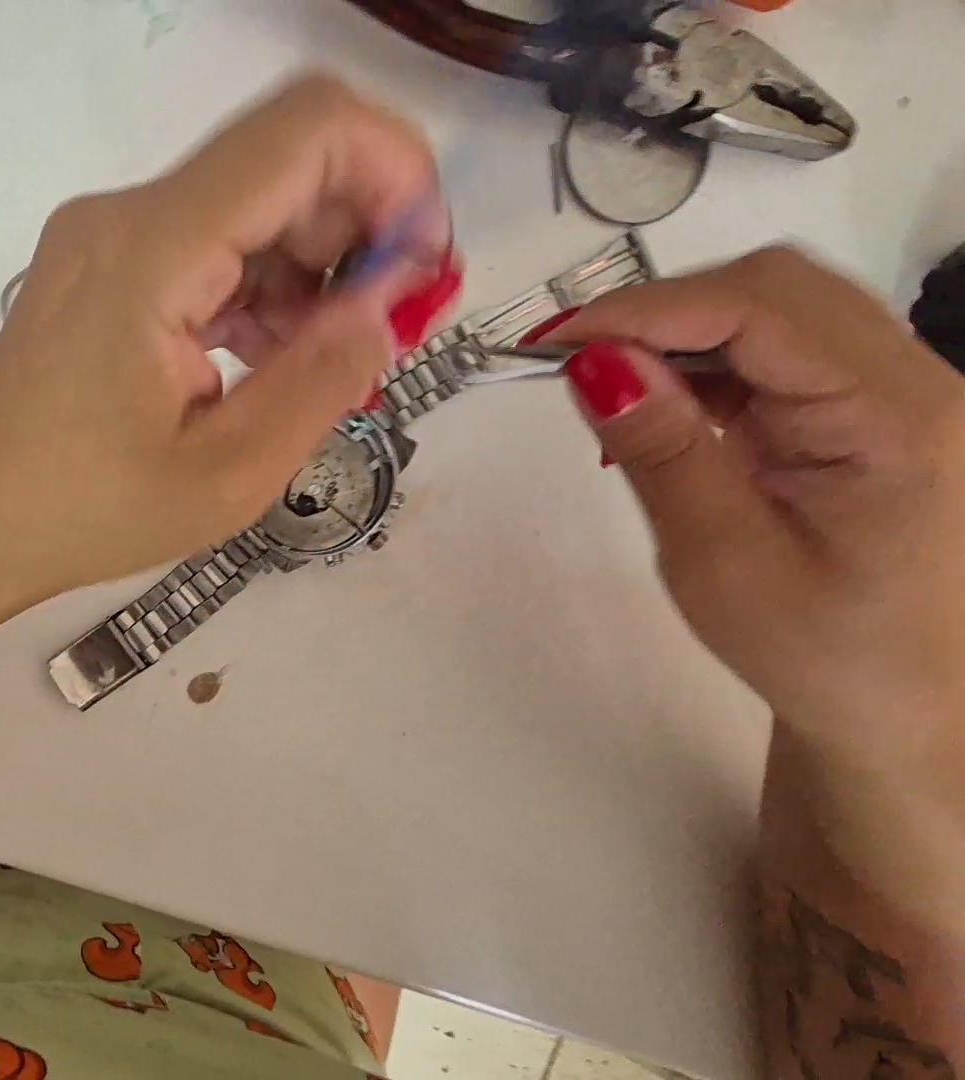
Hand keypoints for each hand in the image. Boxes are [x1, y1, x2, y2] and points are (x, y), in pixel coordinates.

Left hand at [0, 75, 452, 607]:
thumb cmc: (84, 516)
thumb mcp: (226, 474)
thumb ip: (323, 376)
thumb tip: (386, 303)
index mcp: (149, 251)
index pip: (306, 130)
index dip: (396, 173)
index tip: (422, 269)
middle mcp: (119, 218)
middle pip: (277, 161)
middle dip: (355, 230)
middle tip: (380, 332)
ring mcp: (99, 242)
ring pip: (241, 206)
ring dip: (305, 267)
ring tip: (317, 364)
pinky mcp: (93, 273)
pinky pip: (198, 247)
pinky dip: (252, 287)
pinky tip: (264, 358)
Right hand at [536, 247, 964, 772]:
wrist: (909, 704)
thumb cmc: (819, 648)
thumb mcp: (719, 557)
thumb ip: (660, 450)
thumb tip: (592, 363)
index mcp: (895, 419)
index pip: (760, 309)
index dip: (643, 309)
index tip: (547, 345)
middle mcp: (914, 382)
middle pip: (775, 287)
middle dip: (658, 310)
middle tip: (569, 365)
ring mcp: (894, 391)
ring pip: (774, 310)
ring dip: (676, 333)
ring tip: (606, 389)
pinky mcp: (863, 410)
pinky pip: (774, 352)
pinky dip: (698, 362)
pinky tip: (661, 409)